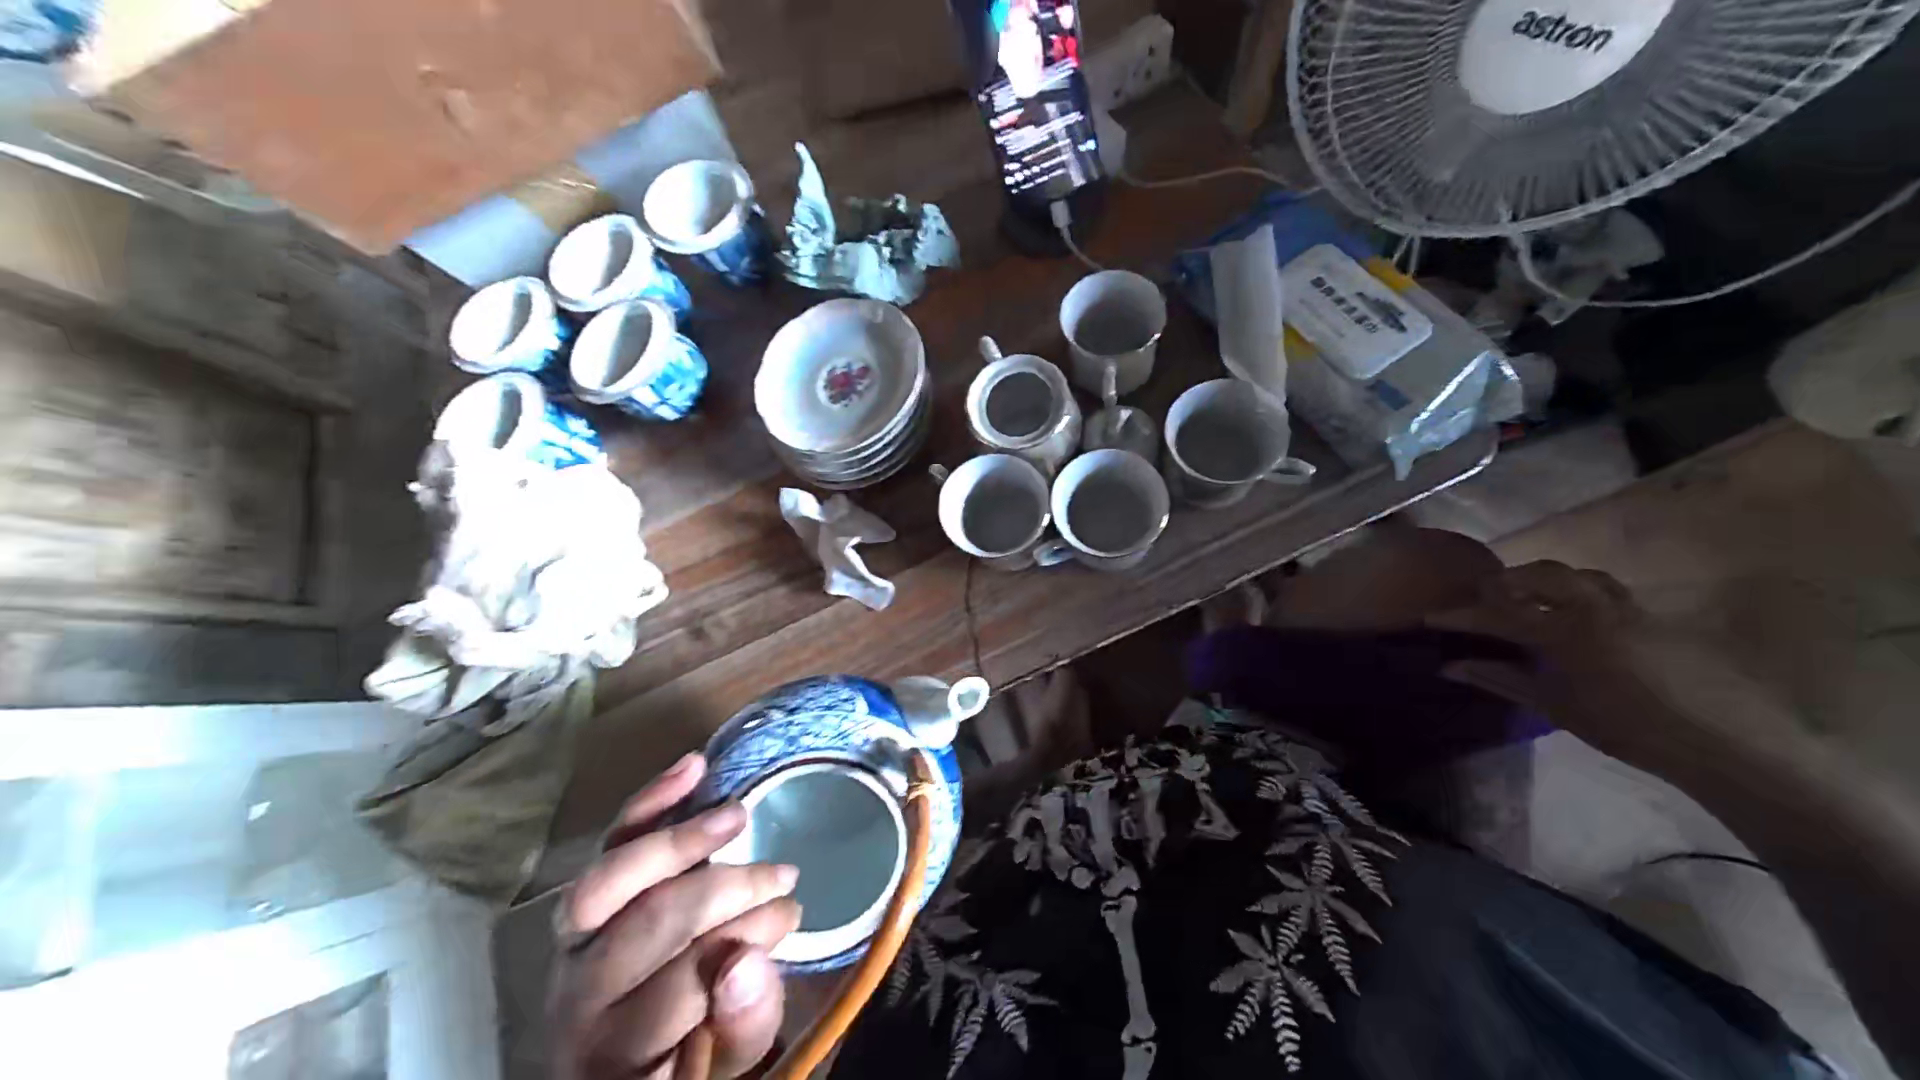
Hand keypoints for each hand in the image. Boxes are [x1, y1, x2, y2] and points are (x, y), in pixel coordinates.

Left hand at [550, 753, 800, 1079]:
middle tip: (783, 875)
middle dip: (728, 890)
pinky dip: (650, 802)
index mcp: (617, 1053)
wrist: (629, 1055)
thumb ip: (743, 1025)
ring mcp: (572, 943)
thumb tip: (746, 960)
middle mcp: (579, 995)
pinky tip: (692, 766)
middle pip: (652, 924)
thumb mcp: (727, 1064)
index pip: (683, 983)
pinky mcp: (583, 898)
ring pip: (609, 880)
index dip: (742, 940)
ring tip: (738, 813)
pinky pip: (607, 843)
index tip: (792, 913)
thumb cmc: (689, 1056)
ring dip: (681, 839)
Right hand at [1429, 561, 1809, 773]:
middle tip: (1482, 596)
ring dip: (1545, 580)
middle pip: (1542, 575)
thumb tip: (1449, 667)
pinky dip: (1579, 591)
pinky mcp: (1653, 618)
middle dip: (1506, 581)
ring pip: (1578, 576)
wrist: (1720, 743)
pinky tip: (1574, 613)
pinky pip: (1606, 590)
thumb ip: (1501, 679)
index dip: (1462, 616)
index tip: (1431, 617)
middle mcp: (1596, 609)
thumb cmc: (1626, 727)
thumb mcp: (1555, 706)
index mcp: (1566, 632)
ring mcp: (1629, 609)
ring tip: (1526, 597)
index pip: (1499, 614)